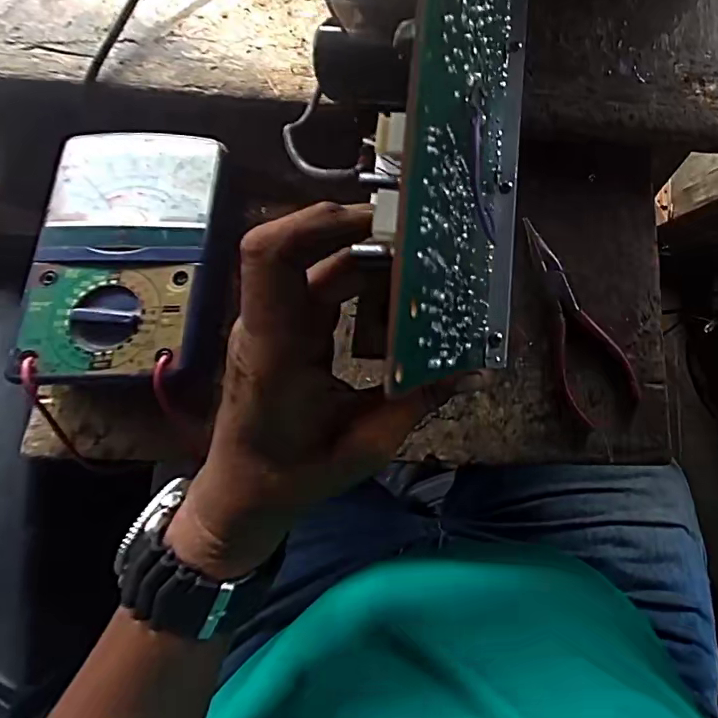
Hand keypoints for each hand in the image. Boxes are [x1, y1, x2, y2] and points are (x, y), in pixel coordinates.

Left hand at [168, 202, 453, 577]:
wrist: (241, 497)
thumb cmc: (293, 475)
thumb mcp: (367, 443)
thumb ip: (422, 399)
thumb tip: (476, 370)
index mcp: (276, 346)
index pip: (271, 256)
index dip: (318, 223)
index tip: (379, 221)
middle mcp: (272, 321)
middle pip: (312, 248)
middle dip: (371, 234)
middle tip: (427, 239)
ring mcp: (280, 320)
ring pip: (326, 261)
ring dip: (376, 257)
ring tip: (425, 266)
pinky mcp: (293, 325)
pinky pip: (331, 282)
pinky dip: (371, 279)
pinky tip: (404, 293)